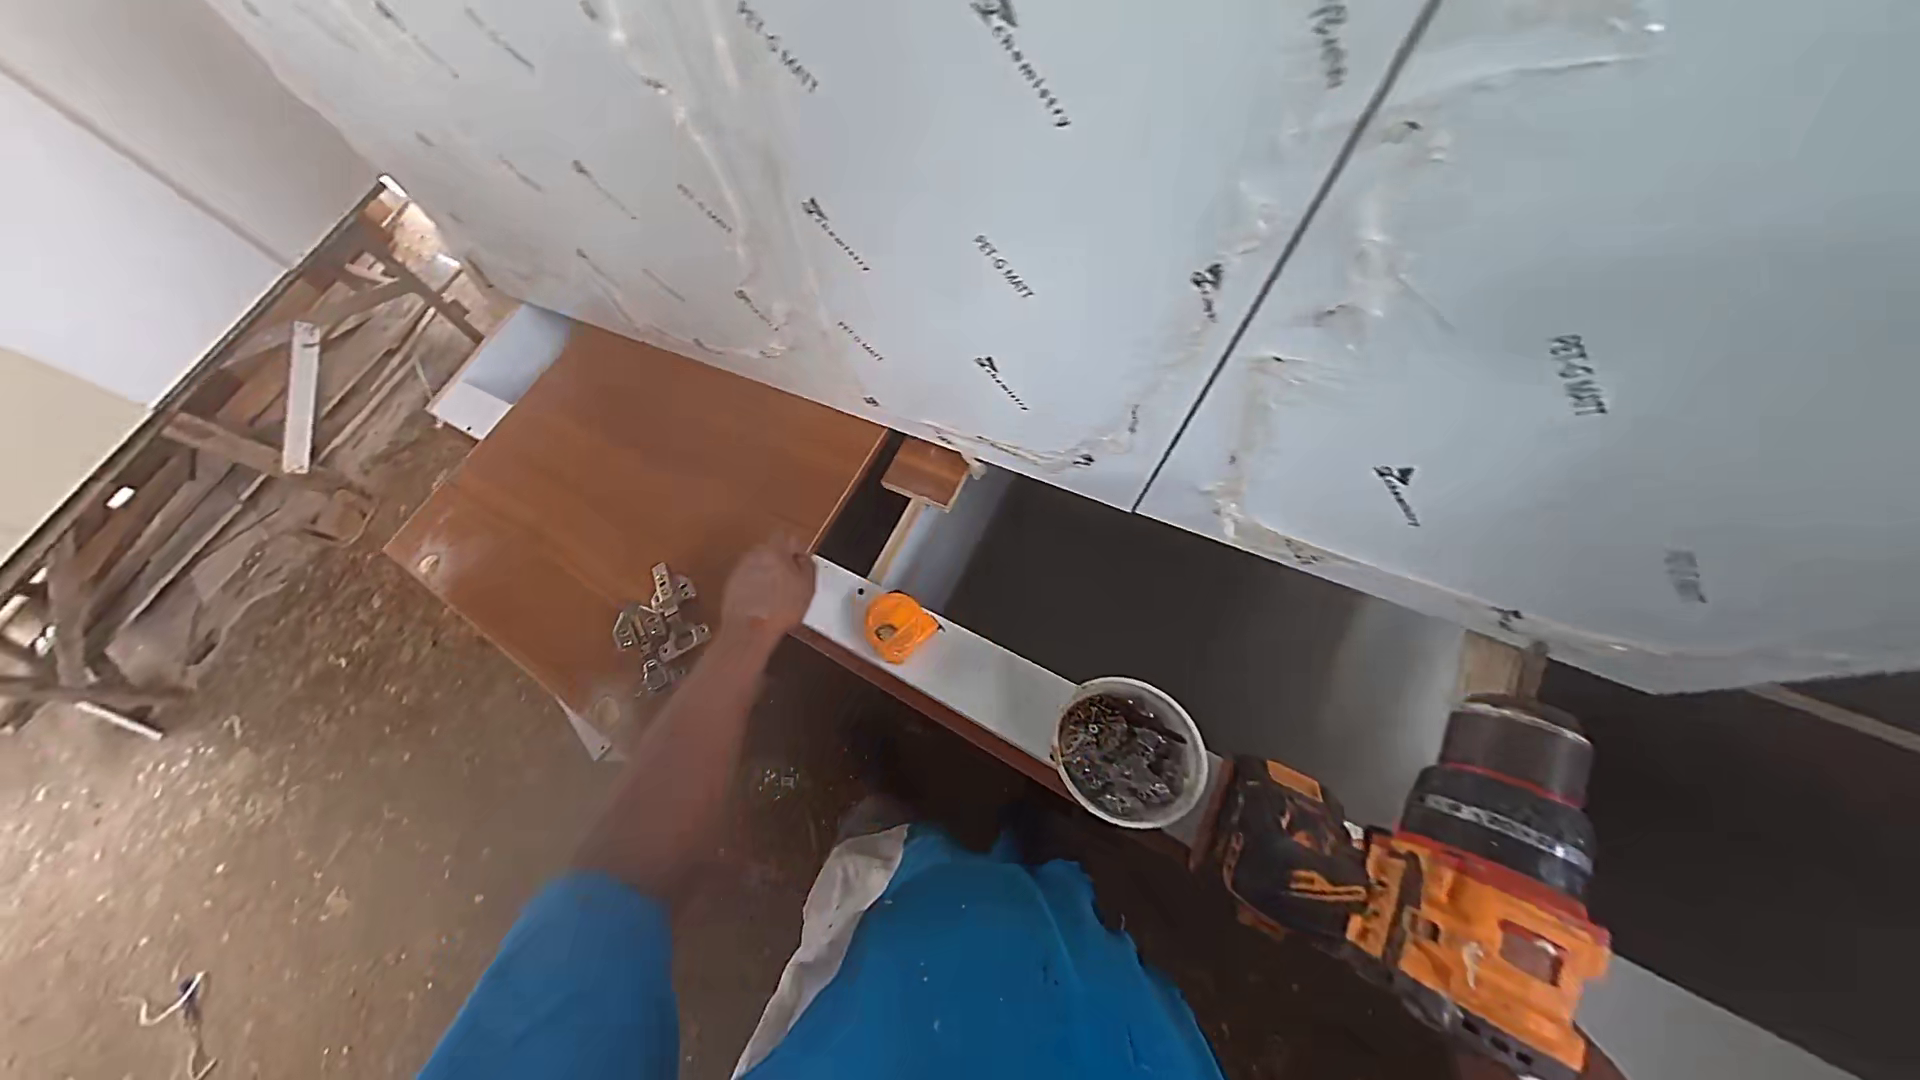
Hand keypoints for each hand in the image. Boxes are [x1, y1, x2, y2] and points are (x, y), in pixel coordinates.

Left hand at [720, 533, 815, 646]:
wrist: (750, 631)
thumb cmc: (778, 610)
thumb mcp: (808, 586)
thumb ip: (808, 564)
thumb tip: (804, 557)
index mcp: (774, 550)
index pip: (786, 538)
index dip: (795, 549)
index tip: (800, 560)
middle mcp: (754, 556)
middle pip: (771, 551)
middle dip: (780, 563)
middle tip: (792, 581)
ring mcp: (740, 570)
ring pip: (759, 566)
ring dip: (767, 575)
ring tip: (778, 596)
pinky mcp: (732, 586)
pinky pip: (748, 580)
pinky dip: (756, 588)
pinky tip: (765, 604)